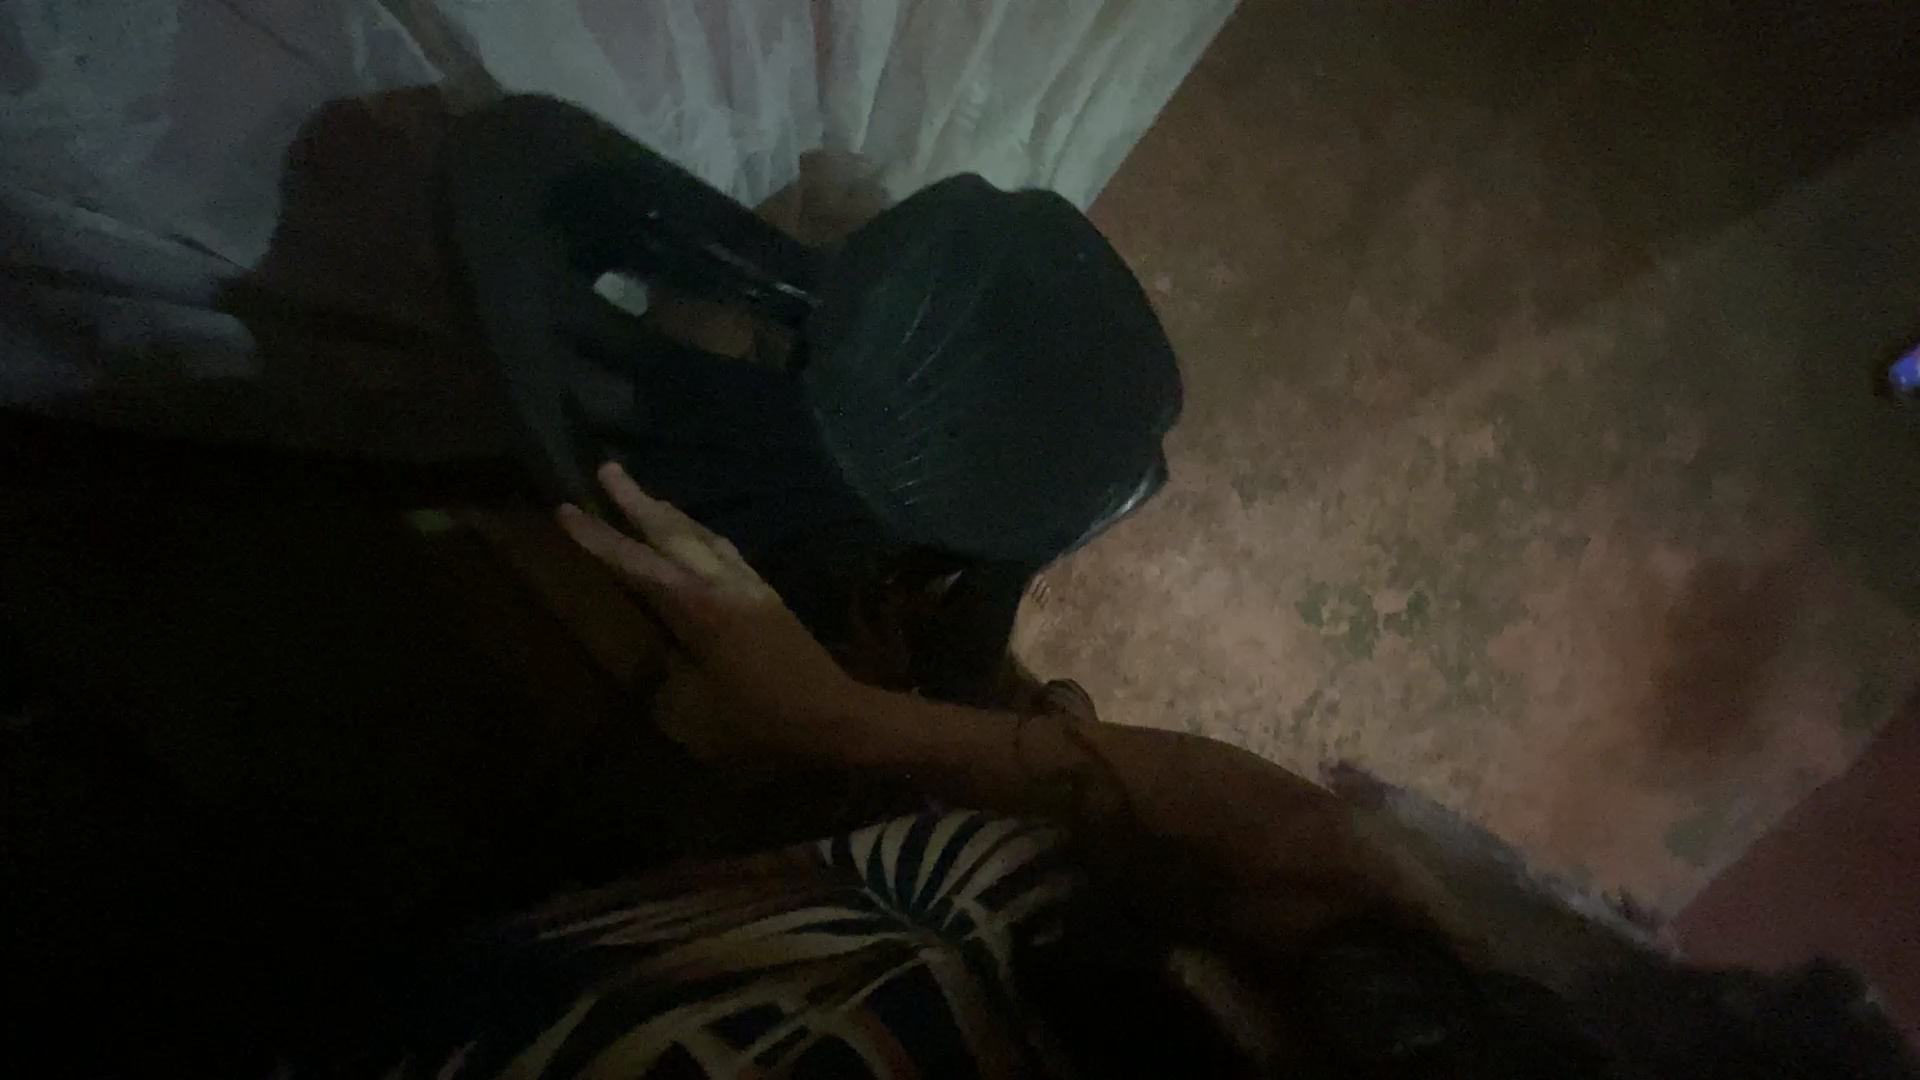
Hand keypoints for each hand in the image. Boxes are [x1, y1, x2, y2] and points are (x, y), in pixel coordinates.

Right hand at [557, 462, 864, 760]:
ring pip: (706, 537)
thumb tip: (648, 660)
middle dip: (638, 501)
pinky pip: (729, 553)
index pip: (638, 565)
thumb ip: (665, 682)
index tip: (564, 509)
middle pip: (675, 533)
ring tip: (647, 496)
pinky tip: (701, 538)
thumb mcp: (696, 715)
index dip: (599, 539)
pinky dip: (704, 536)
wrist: (834, 715)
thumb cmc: (762, 722)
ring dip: (673, 514)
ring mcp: (751, 587)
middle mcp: (725, 586)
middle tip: (609, 468)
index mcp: (700, 610)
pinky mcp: (769, 596)